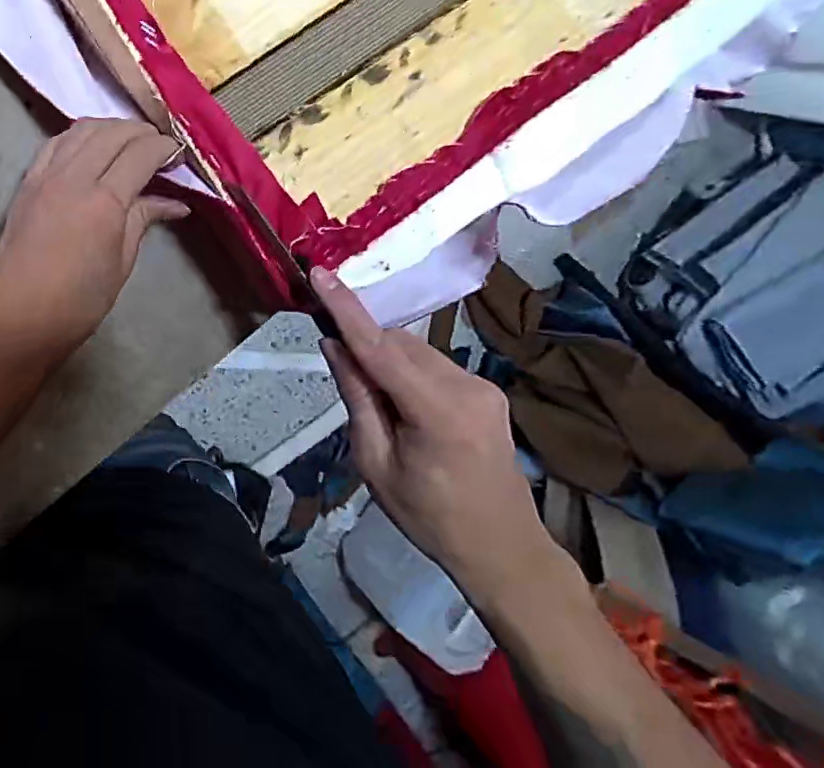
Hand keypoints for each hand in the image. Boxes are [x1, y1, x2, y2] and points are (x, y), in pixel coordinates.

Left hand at [0, 119, 189, 368]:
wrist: (23, 318)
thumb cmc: (80, 300)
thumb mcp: (122, 262)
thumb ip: (143, 220)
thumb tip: (174, 204)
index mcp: (104, 201)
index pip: (141, 154)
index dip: (164, 148)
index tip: (178, 154)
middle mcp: (73, 178)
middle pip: (112, 134)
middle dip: (140, 132)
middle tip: (158, 144)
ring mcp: (45, 177)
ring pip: (80, 131)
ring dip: (108, 128)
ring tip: (126, 139)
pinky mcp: (26, 184)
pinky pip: (53, 145)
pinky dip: (76, 137)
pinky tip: (87, 146)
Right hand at [312, 267, 566, 605]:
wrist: (504, 550)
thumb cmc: (430, 517)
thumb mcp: (375, 464)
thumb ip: (356, 397)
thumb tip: (334, 345)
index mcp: (437, 410)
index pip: (379, 347)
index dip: (345, 308)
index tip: (320, 274)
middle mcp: (466, 386)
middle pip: (397, 344)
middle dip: (364, 347)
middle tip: (341, 374)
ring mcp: (482, 386)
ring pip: (415, 351)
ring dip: (385, 361)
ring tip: (379, 409)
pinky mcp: (487, 391)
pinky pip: (433, 365)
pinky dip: (407, 373)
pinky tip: (403, 408)